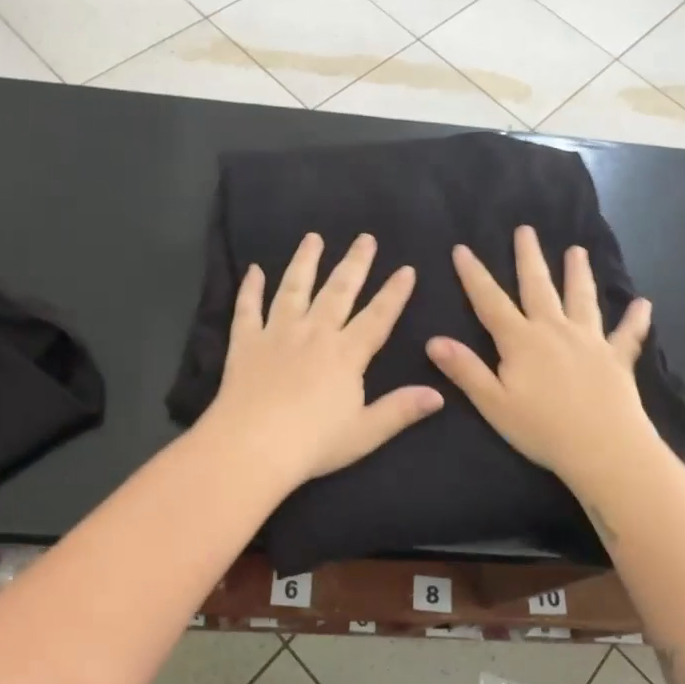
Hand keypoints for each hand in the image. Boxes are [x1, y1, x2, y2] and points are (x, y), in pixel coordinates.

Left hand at [198, 232, 443, 484]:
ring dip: (305, 262)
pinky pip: (248, 309)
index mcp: (346, 354)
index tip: (406, 269)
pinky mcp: (245, 342)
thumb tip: (439, 394)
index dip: (394, 293)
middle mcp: (314, 334)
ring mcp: (277, 334)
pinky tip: (254, 269)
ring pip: (294, 289)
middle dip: (355, 263)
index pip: (377, 317)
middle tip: (365, 238)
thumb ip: (401, 410)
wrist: (252, 445)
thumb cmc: (312, 443)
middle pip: (338, 291)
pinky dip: (250, 288)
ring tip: (313, 237)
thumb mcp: (365, 432)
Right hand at [426, 226, 657, 480]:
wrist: (604, 448)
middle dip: (529, 257)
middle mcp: (554, 330)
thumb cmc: (542, 429)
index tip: (463, 249)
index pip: (490, 301)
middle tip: (526, 229)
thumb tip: (433, 340)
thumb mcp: (493, 403)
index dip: (474, 275)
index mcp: (521, 340)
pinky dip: (635, 319)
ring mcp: (589, 341)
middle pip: (538, 286)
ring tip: (577, 250)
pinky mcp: (617, 358)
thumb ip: (465, 370)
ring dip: (578, 273)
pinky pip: (627, 334)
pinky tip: (643, 304)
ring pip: (581, 299)